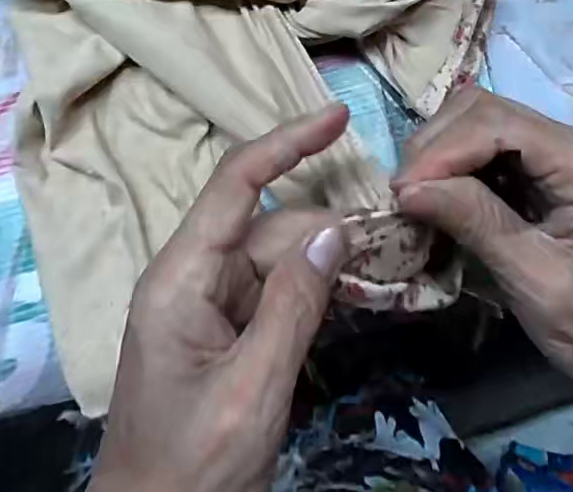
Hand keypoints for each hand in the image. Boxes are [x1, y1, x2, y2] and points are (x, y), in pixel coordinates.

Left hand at [90, 104, 352, 491]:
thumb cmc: (191, 468)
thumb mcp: (252, 391)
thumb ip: (293, 306)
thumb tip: (334, 229)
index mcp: (181, 274)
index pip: (237, 182)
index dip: (288, 141)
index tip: (336, 117)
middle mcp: (191, 272)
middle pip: (267, 225)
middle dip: (325, 228)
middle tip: (390, 240)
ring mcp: (206, 298)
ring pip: (275, 256)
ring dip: (324, 261)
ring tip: (380, 272)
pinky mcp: (220, 323)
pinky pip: (271, 288)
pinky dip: (310, 289)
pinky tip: (348, 294)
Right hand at [391, 88, 572, 409]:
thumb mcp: (535, 282)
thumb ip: (474, 222)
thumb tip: (406, 188)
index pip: (499, 124)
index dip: (445, 148)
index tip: (404, 190)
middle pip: (485, 110)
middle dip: (436, 144)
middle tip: (404, 192)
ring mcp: (557, 153)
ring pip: (478, 119)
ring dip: (439, 149)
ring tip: (416, 192)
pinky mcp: (540, 168)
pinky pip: (484, 144)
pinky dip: (452, 161)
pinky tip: (437, 190)